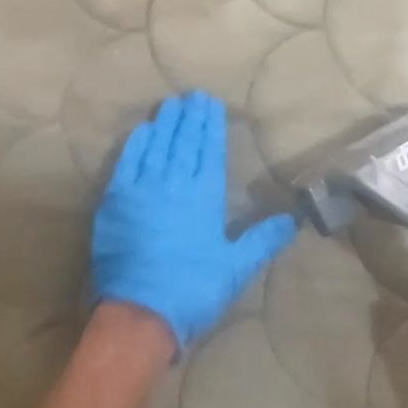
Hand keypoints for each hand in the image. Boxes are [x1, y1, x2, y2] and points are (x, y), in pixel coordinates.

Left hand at [93, 91, 296, 350]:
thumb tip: (293, 220)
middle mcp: (172, 183)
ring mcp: (140, 189)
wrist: (140, 312)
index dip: (210, 125)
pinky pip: (127, 162)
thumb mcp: (236, 267)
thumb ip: (263, 239)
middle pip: (182, 142)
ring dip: (165, 124)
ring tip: (171, 104)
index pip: (208, 150)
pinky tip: (143, 131)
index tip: (212, 104)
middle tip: (193, 96)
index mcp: (204, 196)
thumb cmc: (194, 289)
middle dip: (190, 117)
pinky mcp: (114, 201)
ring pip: (155, 146)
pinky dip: (136, 144)